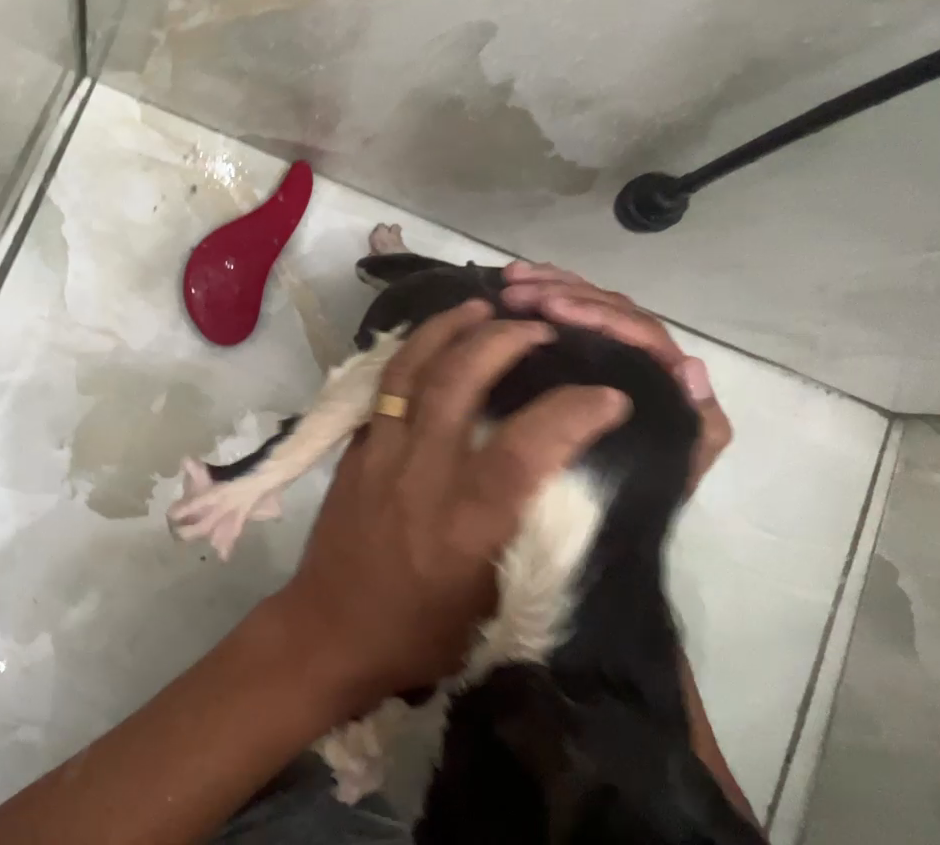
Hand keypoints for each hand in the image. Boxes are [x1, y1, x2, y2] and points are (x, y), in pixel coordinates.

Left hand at [272, 301, 629, 707]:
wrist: (331, 630)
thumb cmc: (423, 634)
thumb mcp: (498, 599)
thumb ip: (532, 536)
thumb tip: (568, 480)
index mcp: (466, 522)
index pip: (525, 446)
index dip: (572, 411)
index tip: (608, 397)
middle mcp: (419, 474)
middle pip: (457, 382)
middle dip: (502, 340)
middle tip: (537, 327)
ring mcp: (377, 454)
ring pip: (409, 370)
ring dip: (447, 329)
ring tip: (481, 306)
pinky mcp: (352, 450)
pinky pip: (382, 387)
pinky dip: (411, 354)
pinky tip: (431, 342)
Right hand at [500, 261, 732, 489]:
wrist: (610, 523)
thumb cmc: (642, 496)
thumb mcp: (678, 469)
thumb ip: (698, 428)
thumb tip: (689, 366)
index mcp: (666, 376)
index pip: (638, 332)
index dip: (597, 315)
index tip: (551, 310)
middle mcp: (641, 356)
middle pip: (609, 308)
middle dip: (563, 293)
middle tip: (515, 292)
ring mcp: (608, 354)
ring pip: (588, 303)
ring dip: (550, 286)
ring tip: (510, 280)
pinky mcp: (579, 358)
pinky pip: (567, 315)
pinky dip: (544, 294)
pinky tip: (514, 285)